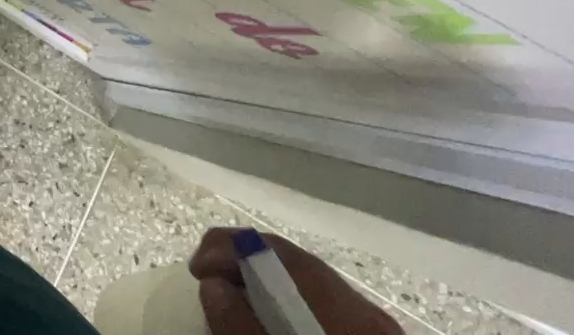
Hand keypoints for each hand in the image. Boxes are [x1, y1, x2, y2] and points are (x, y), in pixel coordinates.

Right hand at [190, 228, 402, 334]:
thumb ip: (238, 323)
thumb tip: (212, 284)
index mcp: (342, 307)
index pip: (273, 250)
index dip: (225, 248)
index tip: (196, 271)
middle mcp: (366, 308)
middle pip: (292, 261)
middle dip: (242, 259)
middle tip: (207, 277)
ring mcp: (377, 326)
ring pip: (309, 283)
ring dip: (264, 280)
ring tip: (233, 295)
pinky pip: (326, 305)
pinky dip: (291, 301)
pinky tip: (272, 315)